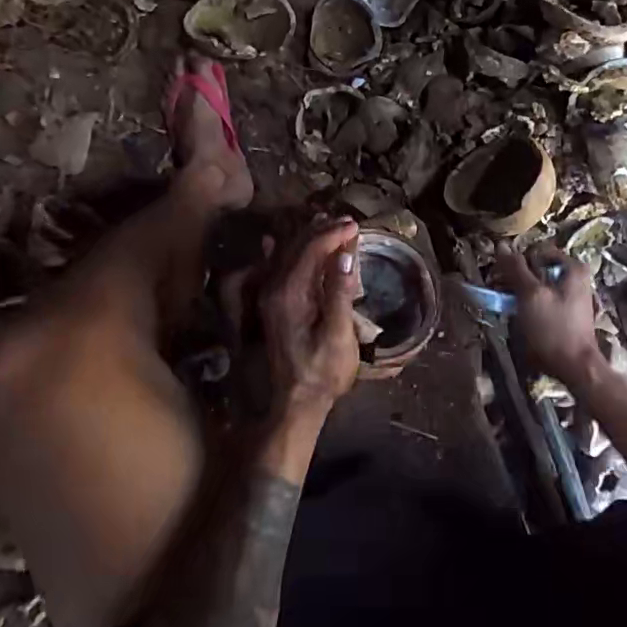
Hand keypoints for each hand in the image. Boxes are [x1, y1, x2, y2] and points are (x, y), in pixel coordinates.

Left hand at [259, 218, 362, 415]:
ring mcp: (270, 297)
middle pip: (297, 247)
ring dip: (309, 238)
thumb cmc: (323, 371)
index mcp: (289, 294)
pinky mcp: (273, 306)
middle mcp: (274, 289)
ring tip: (330, 226)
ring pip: (287, 255)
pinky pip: (278, 268)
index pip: (311, 250)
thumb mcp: (338, 335)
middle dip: (323, 231)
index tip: (356, 226)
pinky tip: (274, 242)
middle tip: (349, 222)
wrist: (295, 403)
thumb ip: (339, 293)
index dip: (333, 234)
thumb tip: (345, 254)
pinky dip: (284, 252)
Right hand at [495, 244, 601, 387]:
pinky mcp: (567, 311)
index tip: (501, 278)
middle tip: (500, 291)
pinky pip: (543, 297)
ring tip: (507, 305)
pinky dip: (530, 302)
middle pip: (537, 267)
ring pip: (538, 283)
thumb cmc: (553, 328)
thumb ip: (516, 269)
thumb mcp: (530, 295)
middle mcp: (576, 276)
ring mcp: (573, 294)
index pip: (535, 251)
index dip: (516, 262)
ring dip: (520, 291)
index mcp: (573, 267)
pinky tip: (521, 315)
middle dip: (517, 278)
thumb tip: (500, 245)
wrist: (575, 367)